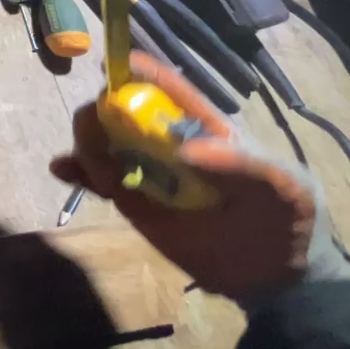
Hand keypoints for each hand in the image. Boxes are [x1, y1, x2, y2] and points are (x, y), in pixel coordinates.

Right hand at [51, 52, 349, 303]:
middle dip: (100, 113)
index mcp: (200, 125)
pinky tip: (64, 171)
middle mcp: (163, 138)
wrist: (275, 279)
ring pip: (97, 138)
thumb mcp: (283, 189)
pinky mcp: (126, 194)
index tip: (111, 69)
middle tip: (98, 134)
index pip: (165, 87)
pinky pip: (91, 174)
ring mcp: (141, 165)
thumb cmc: (285, 220)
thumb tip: (184, 152)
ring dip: (85, 143)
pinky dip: (72, 168)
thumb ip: (241, 165)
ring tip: (93, 168)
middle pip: (117, 109)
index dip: (137, 71)